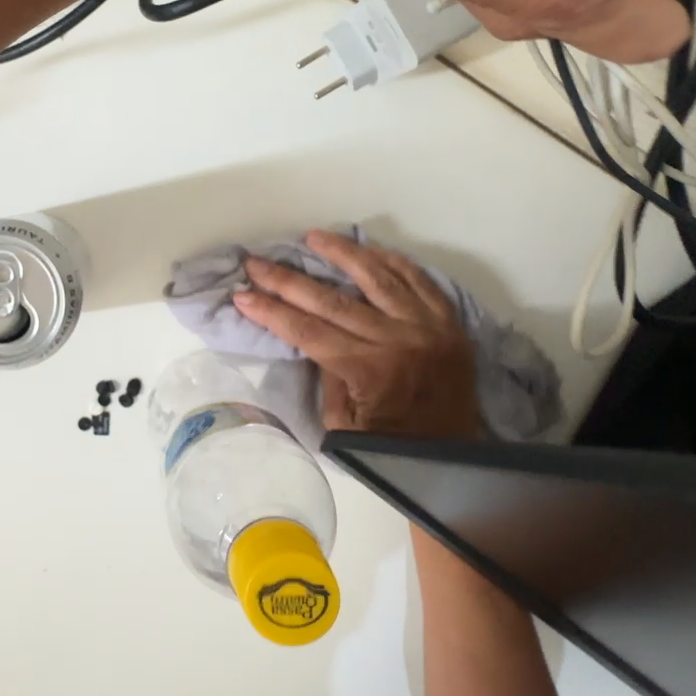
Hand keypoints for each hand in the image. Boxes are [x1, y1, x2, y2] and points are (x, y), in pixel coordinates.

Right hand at [233, 231, 481, 438]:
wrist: (454, 458)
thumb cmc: (391, 447)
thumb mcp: (344, 424)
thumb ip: (328, 376)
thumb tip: (314, 334)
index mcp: (369, 371)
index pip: (307, 331)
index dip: (271, 312)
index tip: (242, 295)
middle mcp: (398, 340)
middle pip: (332, 300)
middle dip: (288, 280)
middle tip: (256, 262)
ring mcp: (426, 326)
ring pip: (378, 277)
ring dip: (341, 253)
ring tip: (313, 237)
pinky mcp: (448, 322)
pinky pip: (418, 280)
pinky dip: (391, 261)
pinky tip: (368, 249)